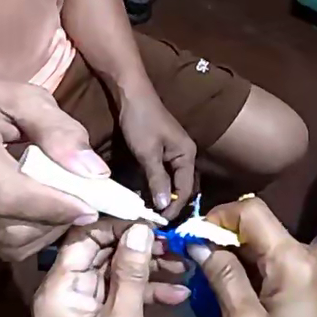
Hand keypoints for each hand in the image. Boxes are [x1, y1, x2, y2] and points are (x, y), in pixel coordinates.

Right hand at [0, 67, 109, 260]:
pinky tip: (39, 210)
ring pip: (5, 242)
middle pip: (7, 225)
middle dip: (55, 219)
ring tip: (60, 202)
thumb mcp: (28, 98)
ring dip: (45, 230)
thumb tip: (94, 173)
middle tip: (83, 202)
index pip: (7, 194)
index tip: (91, 205)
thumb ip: (62, 132)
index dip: (53, 206)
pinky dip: (29, 234)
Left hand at [32, 222, 188, 316]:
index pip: (83, 237)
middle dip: (138, 244)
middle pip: (100, 250)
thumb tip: (141, 227)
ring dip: (148, 266)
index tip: (154, 220)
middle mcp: (64, 292)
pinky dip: (147, 291)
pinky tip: (179, 293)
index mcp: (58, 290)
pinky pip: (121, 293)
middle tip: (174, 241)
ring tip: (182, 263)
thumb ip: (131, 272)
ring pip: (115, 270)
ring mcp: (81, 306)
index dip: (118, 224)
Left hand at [117, 86, 195, 217]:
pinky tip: (142, 197)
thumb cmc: (141, 121)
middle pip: (180, 188)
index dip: (174, 208)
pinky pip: (160, 175)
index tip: (159, 223)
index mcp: (187, 155)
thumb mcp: (147, 153)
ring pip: (169, 182)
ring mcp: (171, 154)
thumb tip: (164, 207)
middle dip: (168, 205)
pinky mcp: (159, 152)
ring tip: (146, 213)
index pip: (186, 189)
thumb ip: (157, 180)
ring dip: (159, 197)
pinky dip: (153, 186)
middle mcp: (184, 156)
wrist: (129, 93)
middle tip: (153, 221)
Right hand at [189, 197, 316, 316]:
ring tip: (211, 281)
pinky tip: (238, 293)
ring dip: (238, 256)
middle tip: (194, 264)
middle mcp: (310, 253)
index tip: (192, 241)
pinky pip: (280, 262)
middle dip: (225, 239)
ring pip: (268, 244)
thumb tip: (200, 244)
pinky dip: (255, 269)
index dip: (218, 218)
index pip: (251, 211)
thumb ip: (223, 276)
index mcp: (294, 259)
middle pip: (260, 226)